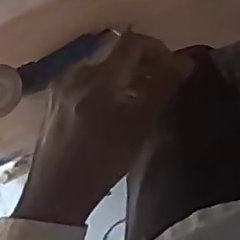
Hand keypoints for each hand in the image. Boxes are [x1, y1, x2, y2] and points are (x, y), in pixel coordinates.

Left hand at [13, 32, 192, 225]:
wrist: (55, 195)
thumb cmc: (101, 161)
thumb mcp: (139, 126)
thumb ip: (162, 87)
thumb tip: (185, 60)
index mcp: (97, 77)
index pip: (132, 43)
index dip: (157, 48)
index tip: (172, 68)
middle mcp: (76, 73)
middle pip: (117, 54)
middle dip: (143, 64)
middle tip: (160, 86)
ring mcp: (62, 86)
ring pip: (103, 68)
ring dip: (125, 76)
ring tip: (139, 101)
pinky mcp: (55, 100)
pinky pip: (87, 81)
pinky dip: (107, 86)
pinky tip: (114, 111)